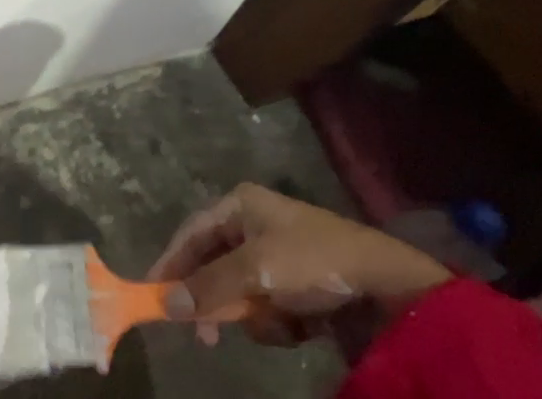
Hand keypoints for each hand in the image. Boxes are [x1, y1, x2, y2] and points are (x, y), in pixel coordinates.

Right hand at [147, 183, 450, 345]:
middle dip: (214, 300)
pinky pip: (267, 306)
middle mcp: (255, 226)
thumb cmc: (313, 261)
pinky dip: (277, 322)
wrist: (387, 285)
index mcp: (241, 206)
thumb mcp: (256, 271)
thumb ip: (209, 286)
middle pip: (214, 266)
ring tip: (274, 324)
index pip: (190, 233)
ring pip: (240, 292)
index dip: (170, 263)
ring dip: (251, 314)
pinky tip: (299, 326)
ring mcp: (278, 256)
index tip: (154, 293)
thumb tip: (167, 303)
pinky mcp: (299, 285)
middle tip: (205, 334)